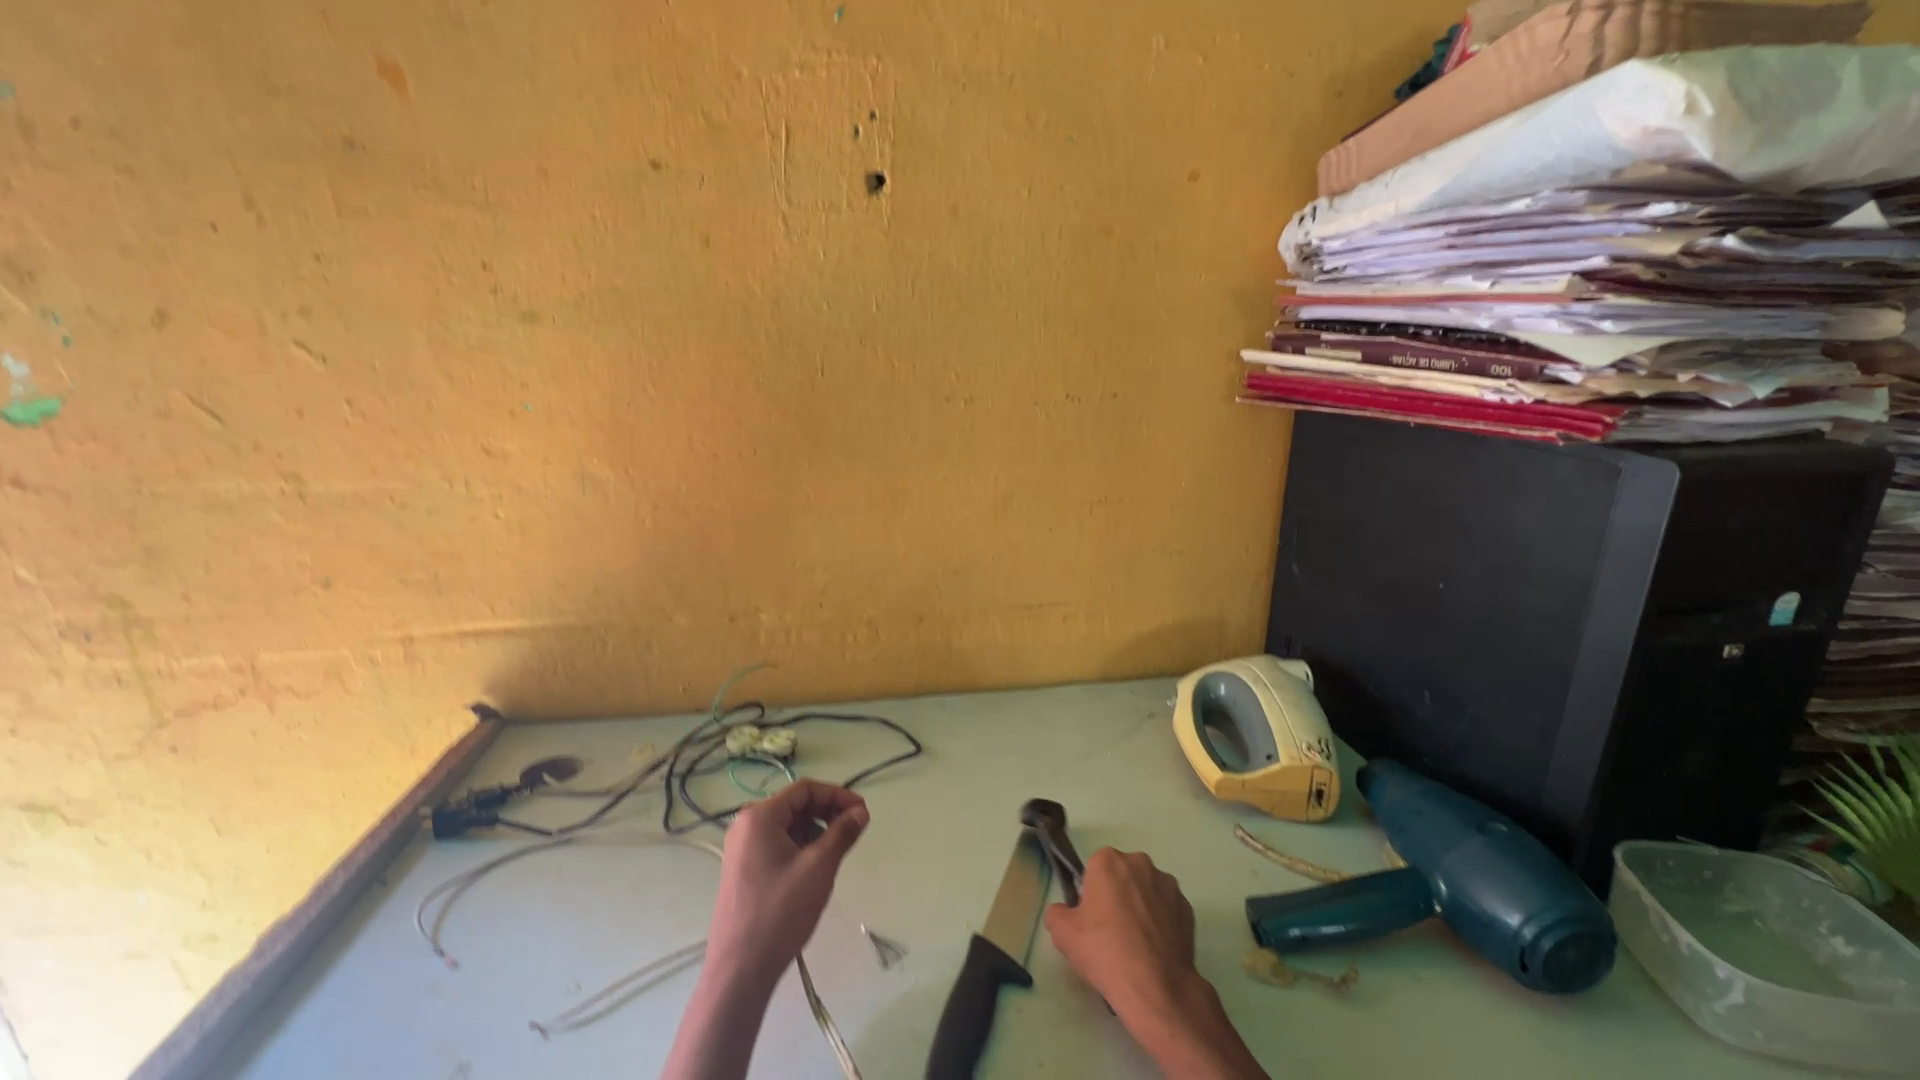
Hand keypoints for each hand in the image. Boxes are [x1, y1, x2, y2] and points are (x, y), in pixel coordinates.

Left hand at [704, 778, 869, 980]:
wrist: (741, 967)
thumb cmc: (780, 911)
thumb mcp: (819, 867)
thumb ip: (842, 833)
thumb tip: (860, 811)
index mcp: (759, 817)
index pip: (804, 789)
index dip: (837, 795)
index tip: (863, 812)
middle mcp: (745, 826)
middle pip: (794, 805)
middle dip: (827, 812)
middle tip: (855, 830)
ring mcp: (741, 849)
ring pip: (787, 827)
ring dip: (815, 831)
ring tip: (837, 852)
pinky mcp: (742, 870)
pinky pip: (777, 845)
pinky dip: (800, 847)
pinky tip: (815, 868)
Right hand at [1046, 848, 1268, 1079]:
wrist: (1155, 987)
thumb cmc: (1104, 951)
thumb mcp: (1062, 933)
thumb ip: (1057, 912)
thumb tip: (1064, 911)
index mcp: (1109, 861)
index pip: (1094, 868)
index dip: (1090, 892)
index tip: (1090, 917)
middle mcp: (1141, 864)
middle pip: (1122, 875)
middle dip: (1117, 894)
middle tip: (1110, 929)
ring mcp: (1169, 885)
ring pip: (1146, 891)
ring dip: (1140, 906)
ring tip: (1135, 943)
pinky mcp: (1188, 909)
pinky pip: (1167, 909)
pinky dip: (1160, 922)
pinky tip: (1153, 949)